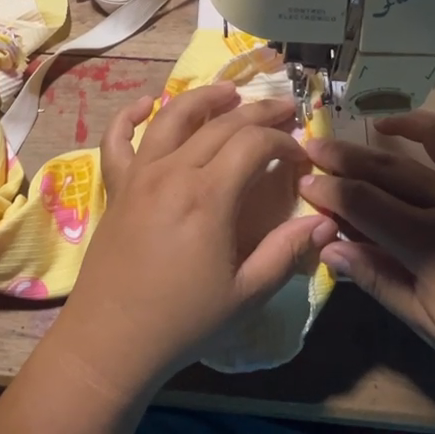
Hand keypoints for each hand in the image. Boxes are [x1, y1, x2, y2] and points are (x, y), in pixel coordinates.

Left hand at [0, 84, 336, 433]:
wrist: (111, 343)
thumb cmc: (183, 322)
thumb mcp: (245, 294)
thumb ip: (285, 252)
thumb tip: (324, 221)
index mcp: (208, 196)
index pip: (253, 144)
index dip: (282, 141)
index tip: (300, 154)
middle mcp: (173, 172)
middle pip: (220, 123)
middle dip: (258, 111)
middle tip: (284, 108)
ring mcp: (139, 174)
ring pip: (172, 117)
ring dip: (203, 98)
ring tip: (230, 91)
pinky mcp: (116, 186)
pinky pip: (117, 140)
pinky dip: (129, 116)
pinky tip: (146, 103)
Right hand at [300, 111, 434, 433]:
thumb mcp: (430, 325)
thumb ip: (379, 279)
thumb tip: (329, 247)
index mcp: (432, 243)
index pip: (364, 203)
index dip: (328, 190)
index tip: (302, 180)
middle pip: (389, 167)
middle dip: (345, 155)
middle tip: (314, 144)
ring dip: (403, 124)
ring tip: (378, 125)